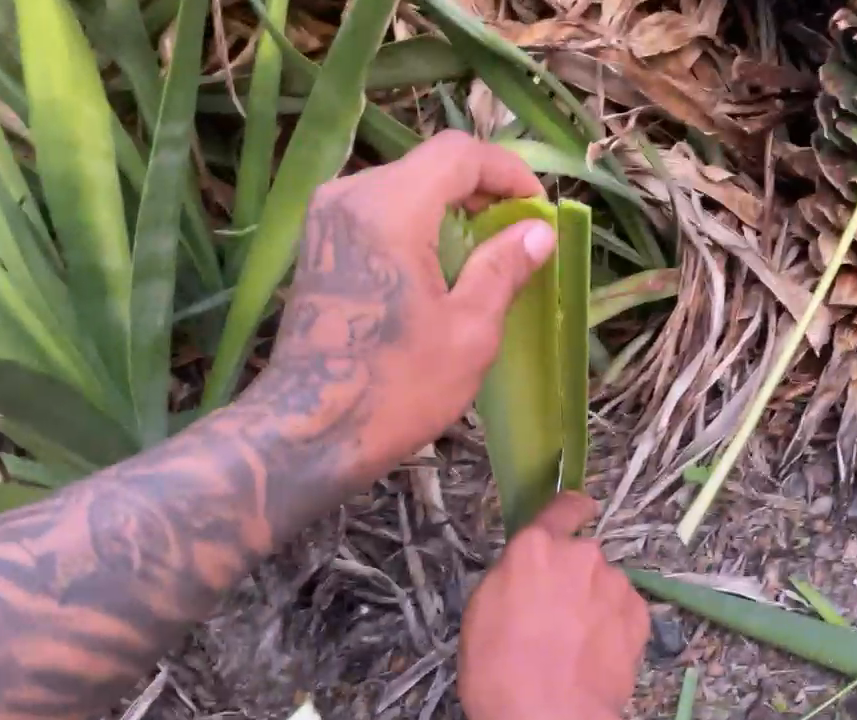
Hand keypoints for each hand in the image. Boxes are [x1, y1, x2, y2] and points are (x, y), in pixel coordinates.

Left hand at [246, 131, 553, 476]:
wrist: (316, 428)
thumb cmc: (401, 385)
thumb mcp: (470, 330)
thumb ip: (503, 269)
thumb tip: (538, 232)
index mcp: (390, 208)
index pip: (459, 154)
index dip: (509, 172)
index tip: (540, 211)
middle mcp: (351, 196)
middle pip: (430, 166)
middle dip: (485, 191)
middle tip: (523, 234)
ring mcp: (329, 219)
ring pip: (407, 188)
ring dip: (455, 210)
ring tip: (493, 253)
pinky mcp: (322, 245)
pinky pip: (383, 213)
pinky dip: (424, 227)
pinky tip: (448, 267)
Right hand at [459, 495, 650, 719]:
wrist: (550, 717)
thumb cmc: (498, 669)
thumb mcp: (484, 612)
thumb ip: (515, 579)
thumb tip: (534, 580)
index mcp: (535, 548)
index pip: (561, 509)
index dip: (571, 510)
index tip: (579, 510)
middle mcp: (582, 555)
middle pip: (582, 558)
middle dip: (576, 580)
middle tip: (559, 620)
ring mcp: (615, 583)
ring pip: (606, 587)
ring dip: (597, 605)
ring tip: (579, 648)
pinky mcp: (639, 614)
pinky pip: (625, 612)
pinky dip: (616, 628)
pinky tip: (599, 658)